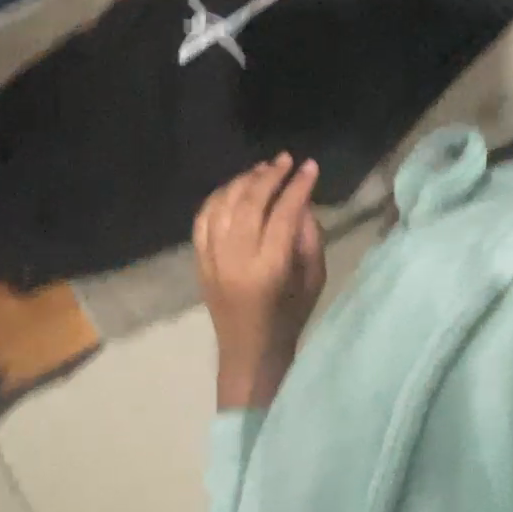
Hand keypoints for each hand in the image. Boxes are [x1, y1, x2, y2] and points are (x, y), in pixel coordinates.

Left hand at [193, 154, 325, 408]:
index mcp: (269, 269)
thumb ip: (309, 237)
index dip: (298, 187)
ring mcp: (211, 260)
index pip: (283, 215)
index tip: (310, 167)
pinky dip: (219, 197)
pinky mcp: (198, 261)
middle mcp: (235, 261)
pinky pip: (203, 219)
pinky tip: (236, 187)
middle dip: (269, 176)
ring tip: (263, 169)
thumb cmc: (290, 318)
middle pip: (249, 204)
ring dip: (243, 181)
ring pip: (222, 206)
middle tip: (286, 159)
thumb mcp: (314, 278)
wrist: (248, 352)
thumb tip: (301, 201)